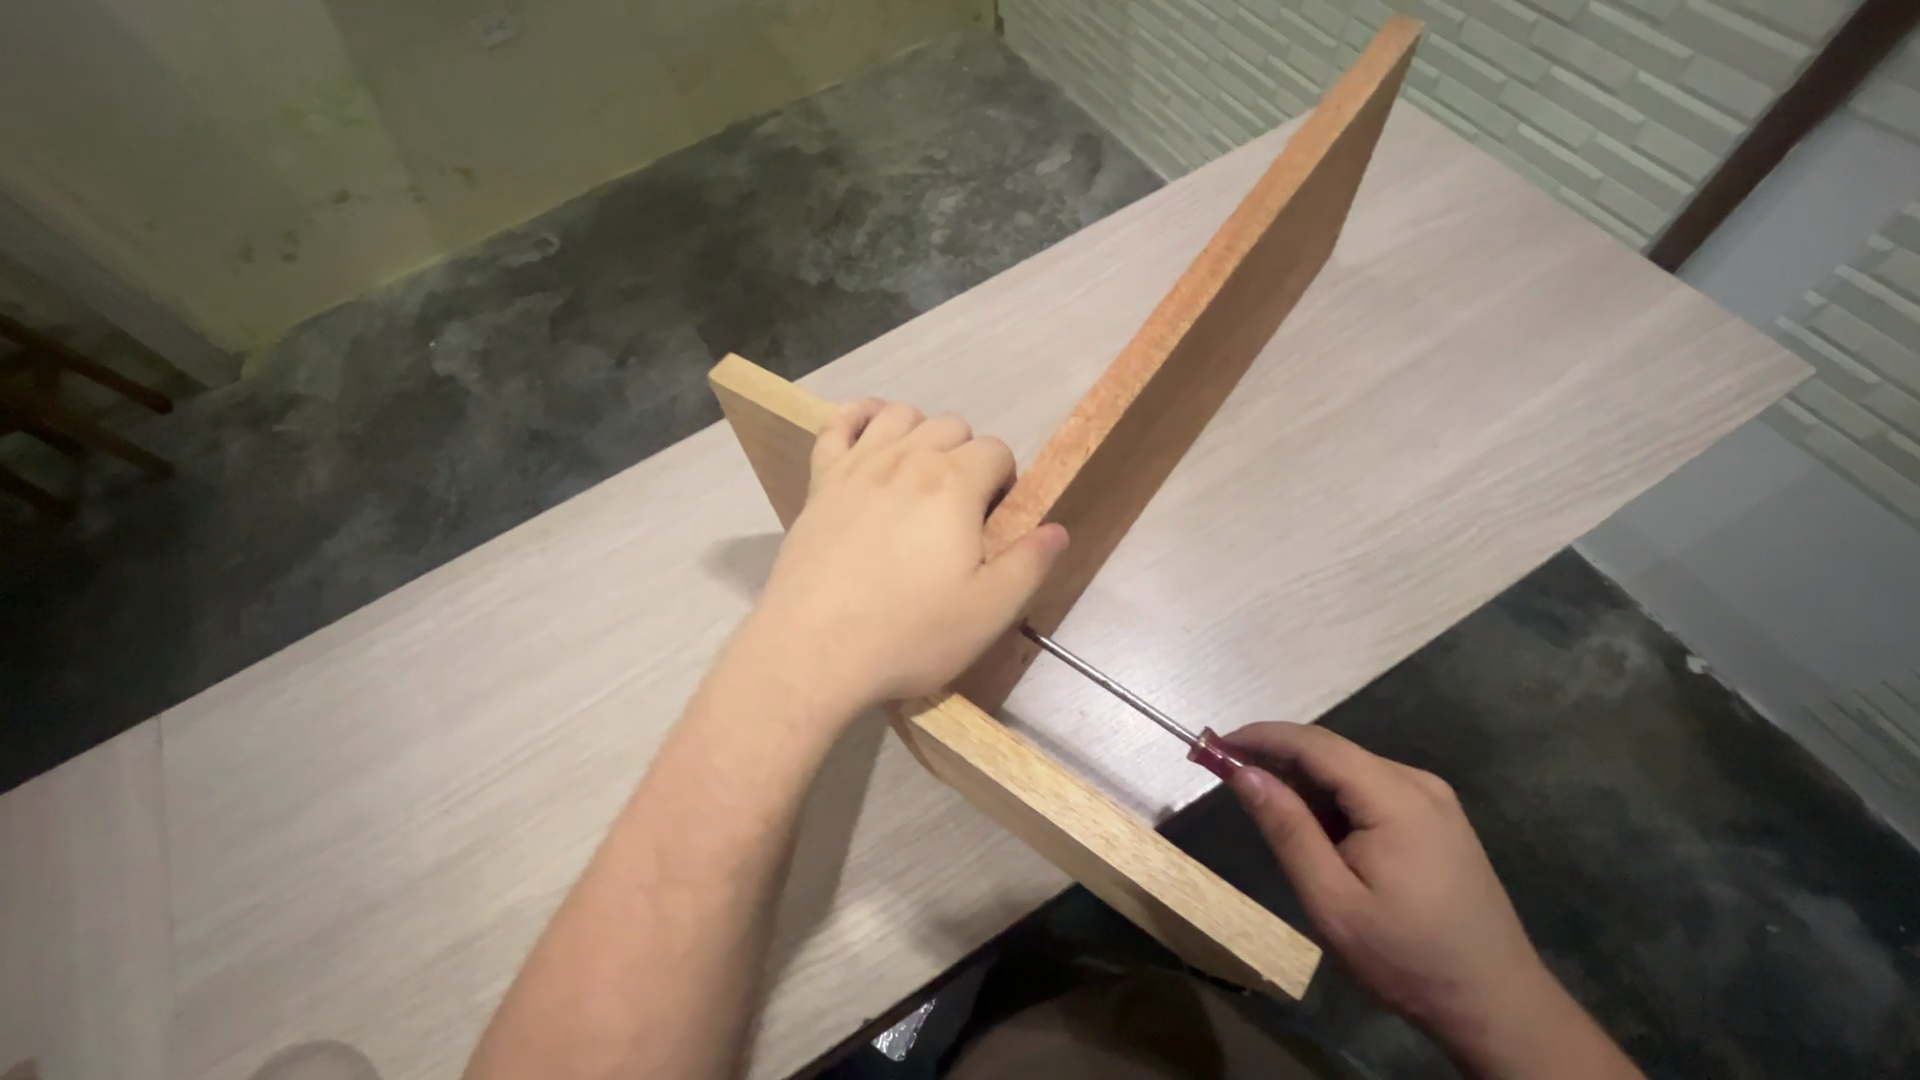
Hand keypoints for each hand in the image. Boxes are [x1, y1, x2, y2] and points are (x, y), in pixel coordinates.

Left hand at [739, 399, 1067, 714]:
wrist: (814, 650)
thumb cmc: (910, 633)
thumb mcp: (989, 612)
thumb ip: (1029, 564)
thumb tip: (1058, 529)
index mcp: (955, 484)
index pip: (996, 450)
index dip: (1004, 481)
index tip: (993, 523)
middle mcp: (908, 458)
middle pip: (952, 426)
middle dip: (968, 456)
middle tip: (960, 510)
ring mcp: (858, 464)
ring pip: (901, 416)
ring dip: (922, 434)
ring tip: (923, 476)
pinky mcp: (819, 480)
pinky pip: (838, 422)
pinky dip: (860, 416)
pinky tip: (871, 432)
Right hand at [1223, 724, 1551, 1045]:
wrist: (1497, 1006)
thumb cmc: (1407, 957)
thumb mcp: (1332, 901)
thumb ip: (1287, 829)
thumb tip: (1244, 772)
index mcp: (1395, 797)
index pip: (1314, 744)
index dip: (1260, 736)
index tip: (1214, 744)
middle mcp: (1417, 783)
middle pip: (1332, 752)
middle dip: (1277, 759)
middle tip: (1230, 780)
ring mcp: (1433, 800)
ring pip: (1350, 771)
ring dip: (1304, 782)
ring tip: (1269, 814)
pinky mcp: (1437, 819)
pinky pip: (1371, 790)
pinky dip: (1333, 799)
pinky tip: (1317, 832)